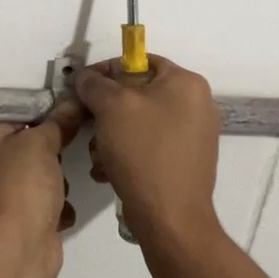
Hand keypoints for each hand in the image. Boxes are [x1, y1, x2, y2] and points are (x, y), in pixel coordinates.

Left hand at [0, 99, 84, 241]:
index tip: (67, 122)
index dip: (40, 121)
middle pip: (28, 152)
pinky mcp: (18, 224)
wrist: (18, 248)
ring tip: (60, 192)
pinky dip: (55, 211)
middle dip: (51, 158)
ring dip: (57, 186)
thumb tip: (72, 104)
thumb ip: (57, 124)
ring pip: (40, 181)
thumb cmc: (20, 186)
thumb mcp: (40, 145)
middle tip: (63, 160)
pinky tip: (60, 215)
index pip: (12, 121)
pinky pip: (44, 207)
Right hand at [74, 55, 223, 235]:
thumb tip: (86, 77)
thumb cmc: (143, 151)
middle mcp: (196, 104)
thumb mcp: (111, 107)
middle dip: (106, 110)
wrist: (170, 216)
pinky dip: (126, 153)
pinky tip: (109, 170)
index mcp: (186, 83)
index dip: (106, 70)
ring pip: (139, 122)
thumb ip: (95, 84)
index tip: (81, 87)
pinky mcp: (185, 161)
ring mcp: (193, 135)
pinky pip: (148, 144)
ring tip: (97, 156)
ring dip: (111, 135)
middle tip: (86, 125)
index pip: (140, 61)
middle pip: (138, 93)